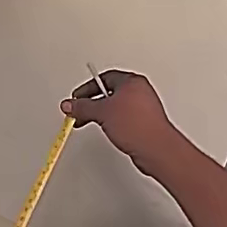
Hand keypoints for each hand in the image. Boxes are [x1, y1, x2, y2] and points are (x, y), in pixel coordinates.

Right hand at [61, 70, 191, 178]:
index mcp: (132, 82)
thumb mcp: (101, 112)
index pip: (103, 78)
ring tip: (92, 121)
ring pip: (116, 106)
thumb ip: (82, 107)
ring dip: (102, 113)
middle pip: (109, 92)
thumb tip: (70, 105)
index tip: (77, 98)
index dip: (87, 88)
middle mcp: (140, 92)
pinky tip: (109, 130)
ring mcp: (144, 108)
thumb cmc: (139, 126)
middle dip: (92, 102)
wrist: (156, 148)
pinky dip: (113, 122)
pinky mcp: (145, 123)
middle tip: (81, 109)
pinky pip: (124, 118)